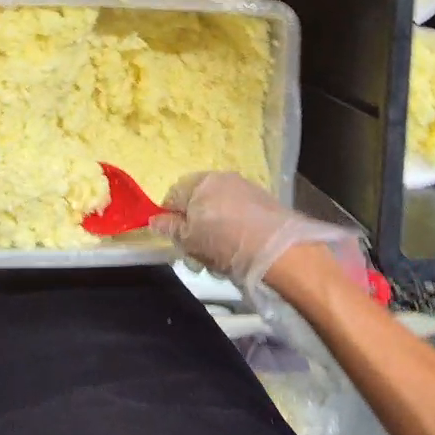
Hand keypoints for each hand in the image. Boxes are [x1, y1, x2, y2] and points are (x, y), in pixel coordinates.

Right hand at [150, 172, 364, 294]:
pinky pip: (239, 214)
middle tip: (199, 253)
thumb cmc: (225, 242)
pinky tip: (242, 250)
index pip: (173, 195)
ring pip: (219, 210)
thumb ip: (170, 228)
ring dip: (216, 230)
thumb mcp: (190, 240)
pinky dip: (235, 229)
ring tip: (223, 257)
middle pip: (197, 201)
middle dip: (195, 226)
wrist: (279, 250)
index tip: (178, 240)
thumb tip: (154, 219)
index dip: (171, 219)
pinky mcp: (264, 202)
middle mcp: (221, 177)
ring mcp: (245, 188)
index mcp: (199, 181)